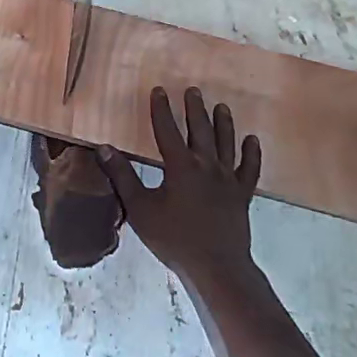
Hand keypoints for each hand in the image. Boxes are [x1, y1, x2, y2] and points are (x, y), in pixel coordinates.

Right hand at [98, 88, 261, 284]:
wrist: (216, 266)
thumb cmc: (173, 237)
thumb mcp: (139, 207)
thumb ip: (122, 176)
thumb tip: (104, 148)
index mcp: (180, 166)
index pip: (167, 130)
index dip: (161, 110)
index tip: (159, 91)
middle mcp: (207, 166)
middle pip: (200, 130)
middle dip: (194, 109)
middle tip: (193, 91)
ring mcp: (228, 179)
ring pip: (226, 144)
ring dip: (223, 123)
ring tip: (220, 106)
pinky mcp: (242, 194)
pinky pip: (249, 168)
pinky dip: (251, 153)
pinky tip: (252, 140)